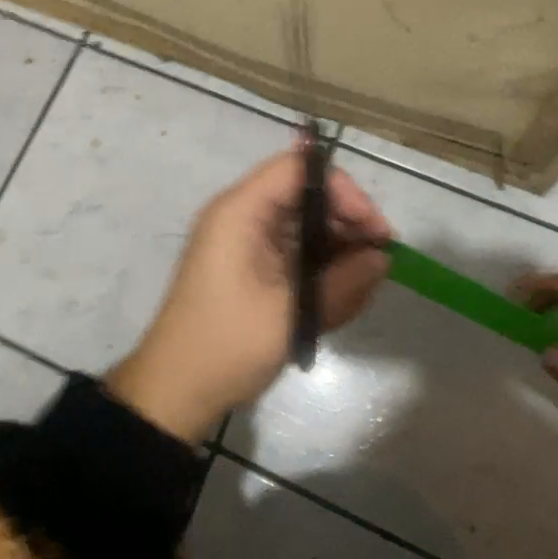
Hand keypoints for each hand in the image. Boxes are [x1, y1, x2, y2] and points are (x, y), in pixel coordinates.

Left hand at [107, 150, 393, 443]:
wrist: (176, 390)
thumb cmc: (229, 343)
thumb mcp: (292, 314)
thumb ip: (341, 281)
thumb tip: (381, 258)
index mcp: (241, 211)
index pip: (299, 169)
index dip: (341, 190)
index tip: (372, 229)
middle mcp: (243, 217)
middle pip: (306, 195)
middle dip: (346, 222)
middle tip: (378, 260)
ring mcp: (246, 244)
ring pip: (304, 226)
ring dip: (338, 249)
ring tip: (364, 284)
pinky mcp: (251, 269)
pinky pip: (294, 253)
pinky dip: (320, 268)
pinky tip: (344, 295)